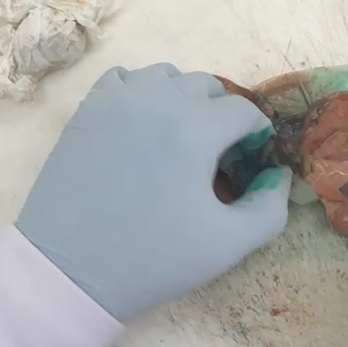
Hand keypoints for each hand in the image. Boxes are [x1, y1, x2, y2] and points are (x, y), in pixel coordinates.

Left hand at [17, 65, 291, 320]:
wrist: (69, 270)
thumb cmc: (152, 259)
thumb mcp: (228, 244)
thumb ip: (270, 206)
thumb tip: (278, 174)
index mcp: (194, 129)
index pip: (243, 111)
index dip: (255, 137)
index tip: (247, 167)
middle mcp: (156, 100)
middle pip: (206, 86)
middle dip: (221, 116)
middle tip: (214, 157)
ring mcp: (115, 100)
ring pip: (164, 76)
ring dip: (181, 99)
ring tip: (177, 140)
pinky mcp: (87, 109)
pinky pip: (123, 79)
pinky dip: (140, 93)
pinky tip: (140, 128)